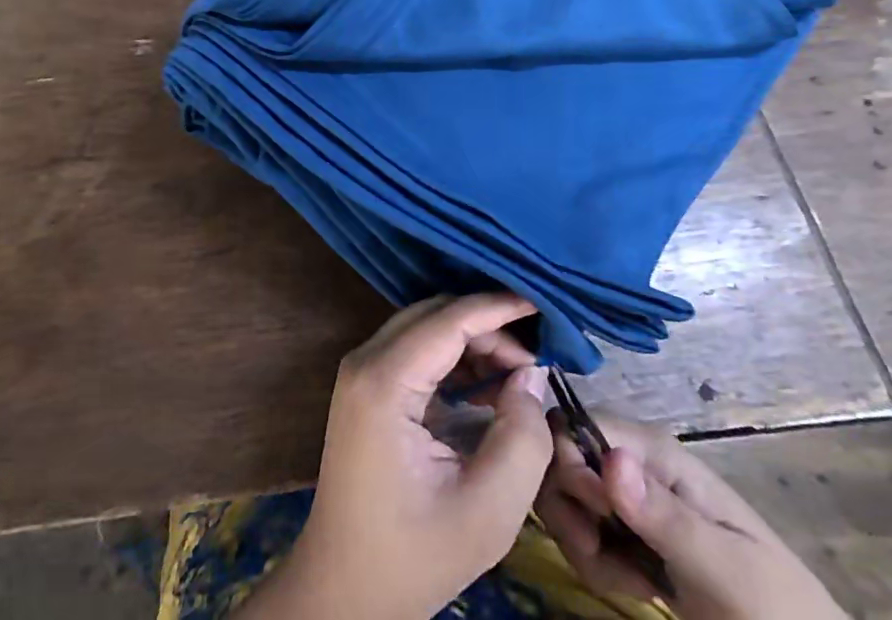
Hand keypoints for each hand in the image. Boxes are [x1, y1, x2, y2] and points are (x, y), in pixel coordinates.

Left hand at [236, 294, 552, 619]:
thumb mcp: (489, 508)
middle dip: (490, 325)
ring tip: (520, 374)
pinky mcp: (367, 388)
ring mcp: (361, 373)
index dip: (500, 307)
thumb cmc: (416, 554)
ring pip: (427, 327)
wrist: (345, 587)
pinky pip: (417, 350)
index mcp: (384, 384)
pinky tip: (488, 386)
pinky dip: (456, 358)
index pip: (450, 319)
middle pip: (436, 315)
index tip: (546, 304)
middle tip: (537, 358)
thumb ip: (522, 436)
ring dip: (474, 341)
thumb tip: (531, 375)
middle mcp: (365, 363)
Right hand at [536, 414, 845, 619]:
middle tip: (600, 554)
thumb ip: (663, 513)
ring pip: (566, 500)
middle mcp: (633, 462)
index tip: (595, 518)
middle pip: (562, 463)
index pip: (576, 425)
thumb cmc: (767, 601)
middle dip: (570, 514)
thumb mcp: (721, 563)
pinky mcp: (625, 529)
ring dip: (582, 546)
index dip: (568, 466)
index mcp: (655, 451)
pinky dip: (594, 563)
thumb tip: (610, 459)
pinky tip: (633, 585)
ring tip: (629, 580)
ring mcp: (627, 496)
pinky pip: (581, 532)